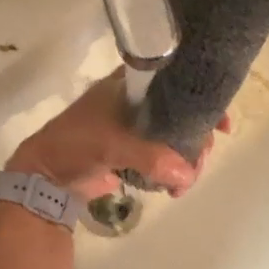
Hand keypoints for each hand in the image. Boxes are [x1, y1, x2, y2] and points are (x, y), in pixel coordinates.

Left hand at [6, 76, 224, 199]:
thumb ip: (152, 158)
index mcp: (132, 85)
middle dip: (197, 140)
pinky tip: (174, 186)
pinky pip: (163, 158)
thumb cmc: (76, 145)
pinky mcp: (133, 153)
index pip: (178, 82)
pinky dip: (172, 171)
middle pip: (182, 115)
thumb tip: (187, 175)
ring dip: (186, 160)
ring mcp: (136, 128)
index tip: (222, 123)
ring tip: (183, 183)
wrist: (46, 177)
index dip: (203, 98)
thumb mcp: (113, 146)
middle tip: (198, 164)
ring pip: (174, 139)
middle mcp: (138, 102)